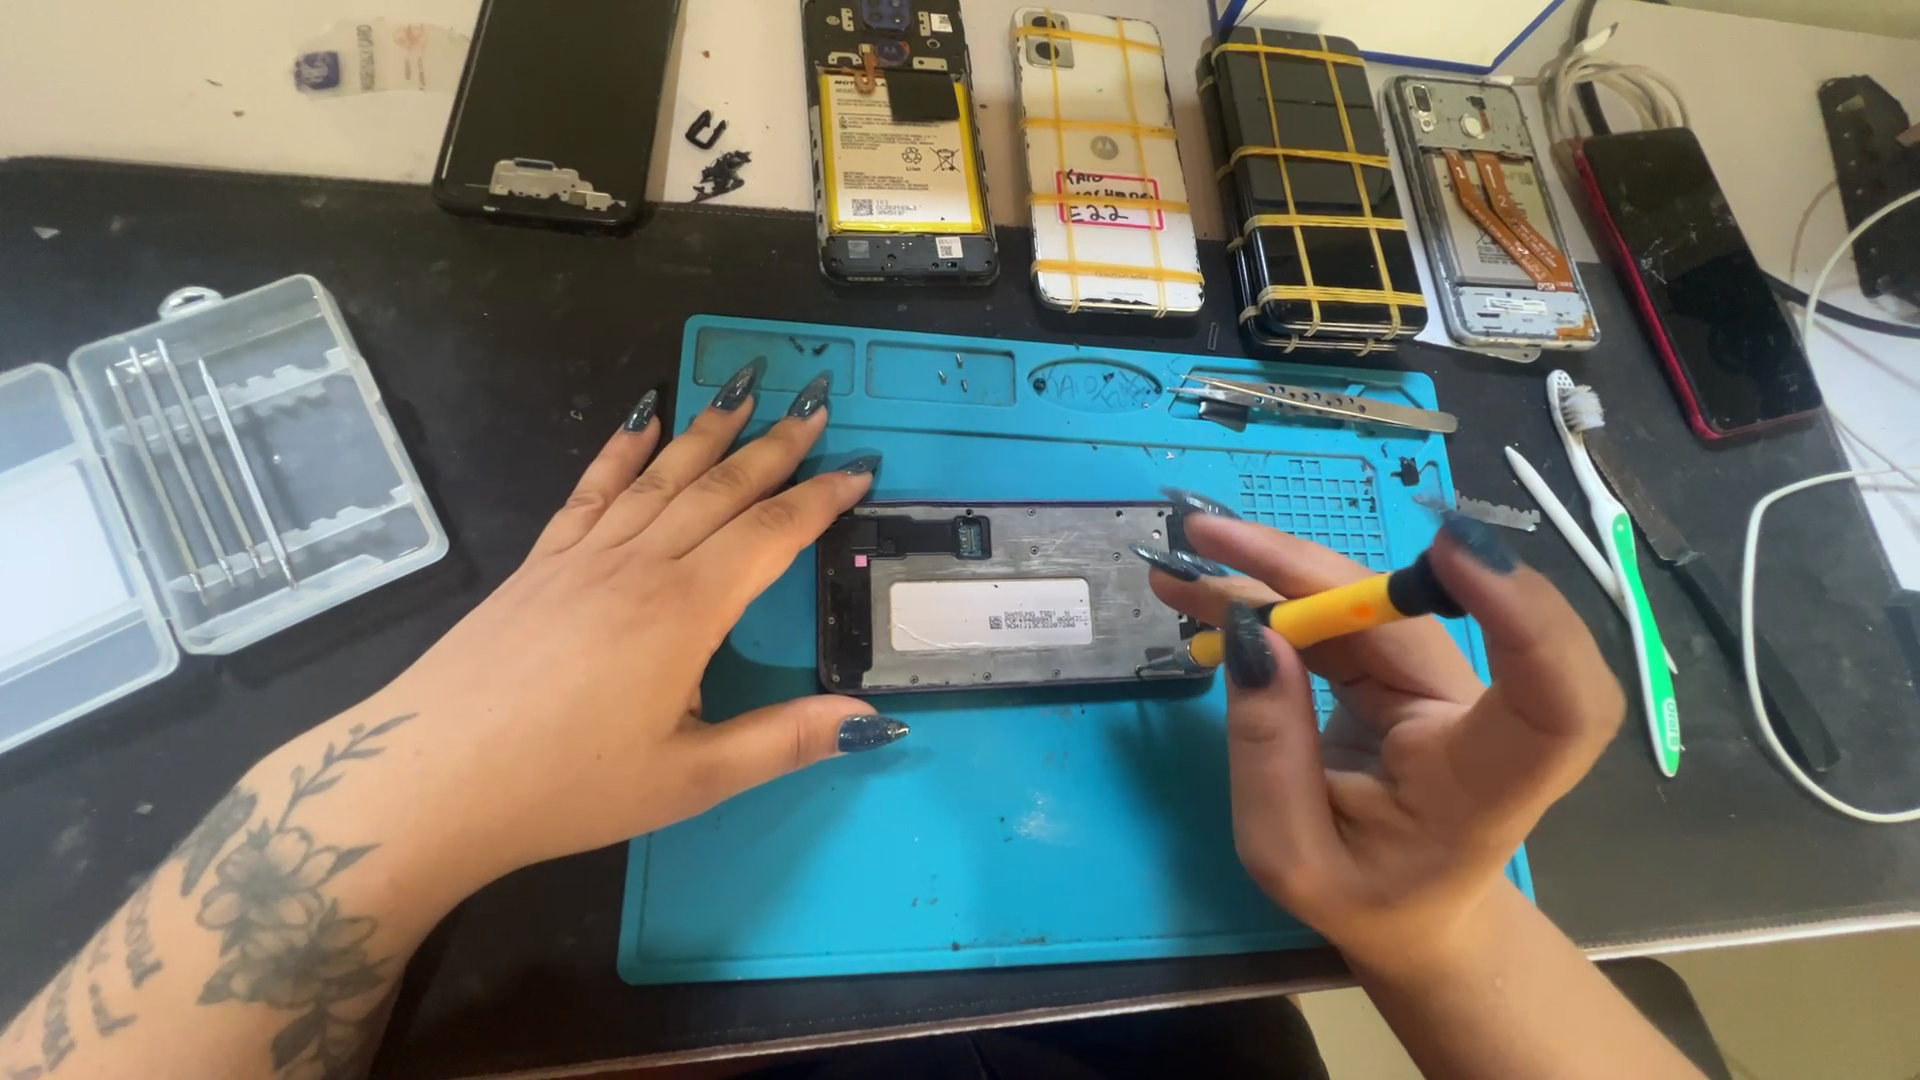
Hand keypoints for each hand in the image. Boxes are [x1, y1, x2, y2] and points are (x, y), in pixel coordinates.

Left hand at [341, 364, 899, 884]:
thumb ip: (786, 740)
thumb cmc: (567, 786)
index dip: (821, 498)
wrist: (425, 785)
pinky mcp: (542, 562)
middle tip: (815, 407)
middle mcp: (640, 564)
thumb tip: (874, 722)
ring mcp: (585, 556)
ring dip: (709, 431)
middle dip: (776, 446)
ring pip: (662, 475)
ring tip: (744, 391)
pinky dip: (621, 450)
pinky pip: (591, 489)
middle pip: (723, 488)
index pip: (771, 533)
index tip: (858, 469)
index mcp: (686, 609)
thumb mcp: (693, 779)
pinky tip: (642, 419)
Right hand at [1149, 506, 1623, 969]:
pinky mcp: (1396, 672)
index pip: (1551, 701)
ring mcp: (1432, 684)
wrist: (1412, 911)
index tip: (1451, 545)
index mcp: (1479, 785)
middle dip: (1297, 570)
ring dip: (1265, 578)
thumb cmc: (1364, 899)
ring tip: (1181, 574)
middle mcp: (1468, 715)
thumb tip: (1252, 635)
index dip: (1522, 614)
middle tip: (1203, 540)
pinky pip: (1330, 621)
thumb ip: (1268, 751)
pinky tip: (1208, 595)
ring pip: (1356, 604)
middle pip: (1403, 618)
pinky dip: (1265, 603)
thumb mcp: (1286, 852)